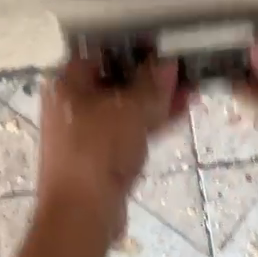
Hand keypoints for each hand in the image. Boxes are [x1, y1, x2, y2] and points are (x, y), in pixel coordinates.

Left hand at [37, 60, 186, 235]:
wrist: (82, 214)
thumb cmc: (98, 150)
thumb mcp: (130, 110)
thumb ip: (151, 83)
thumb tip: (167, 61)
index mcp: (66, 83)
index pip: (99, 51)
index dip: (132, 46)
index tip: (162, 43)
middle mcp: (71, 104)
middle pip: (113, 80)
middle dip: (149, 75)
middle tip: (182, 66)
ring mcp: (85, 132)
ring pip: (124, 107)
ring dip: (155, 99)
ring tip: (191, 88)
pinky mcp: (100, 156)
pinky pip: (128, 130)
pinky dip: (151, 121)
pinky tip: (182, 111)